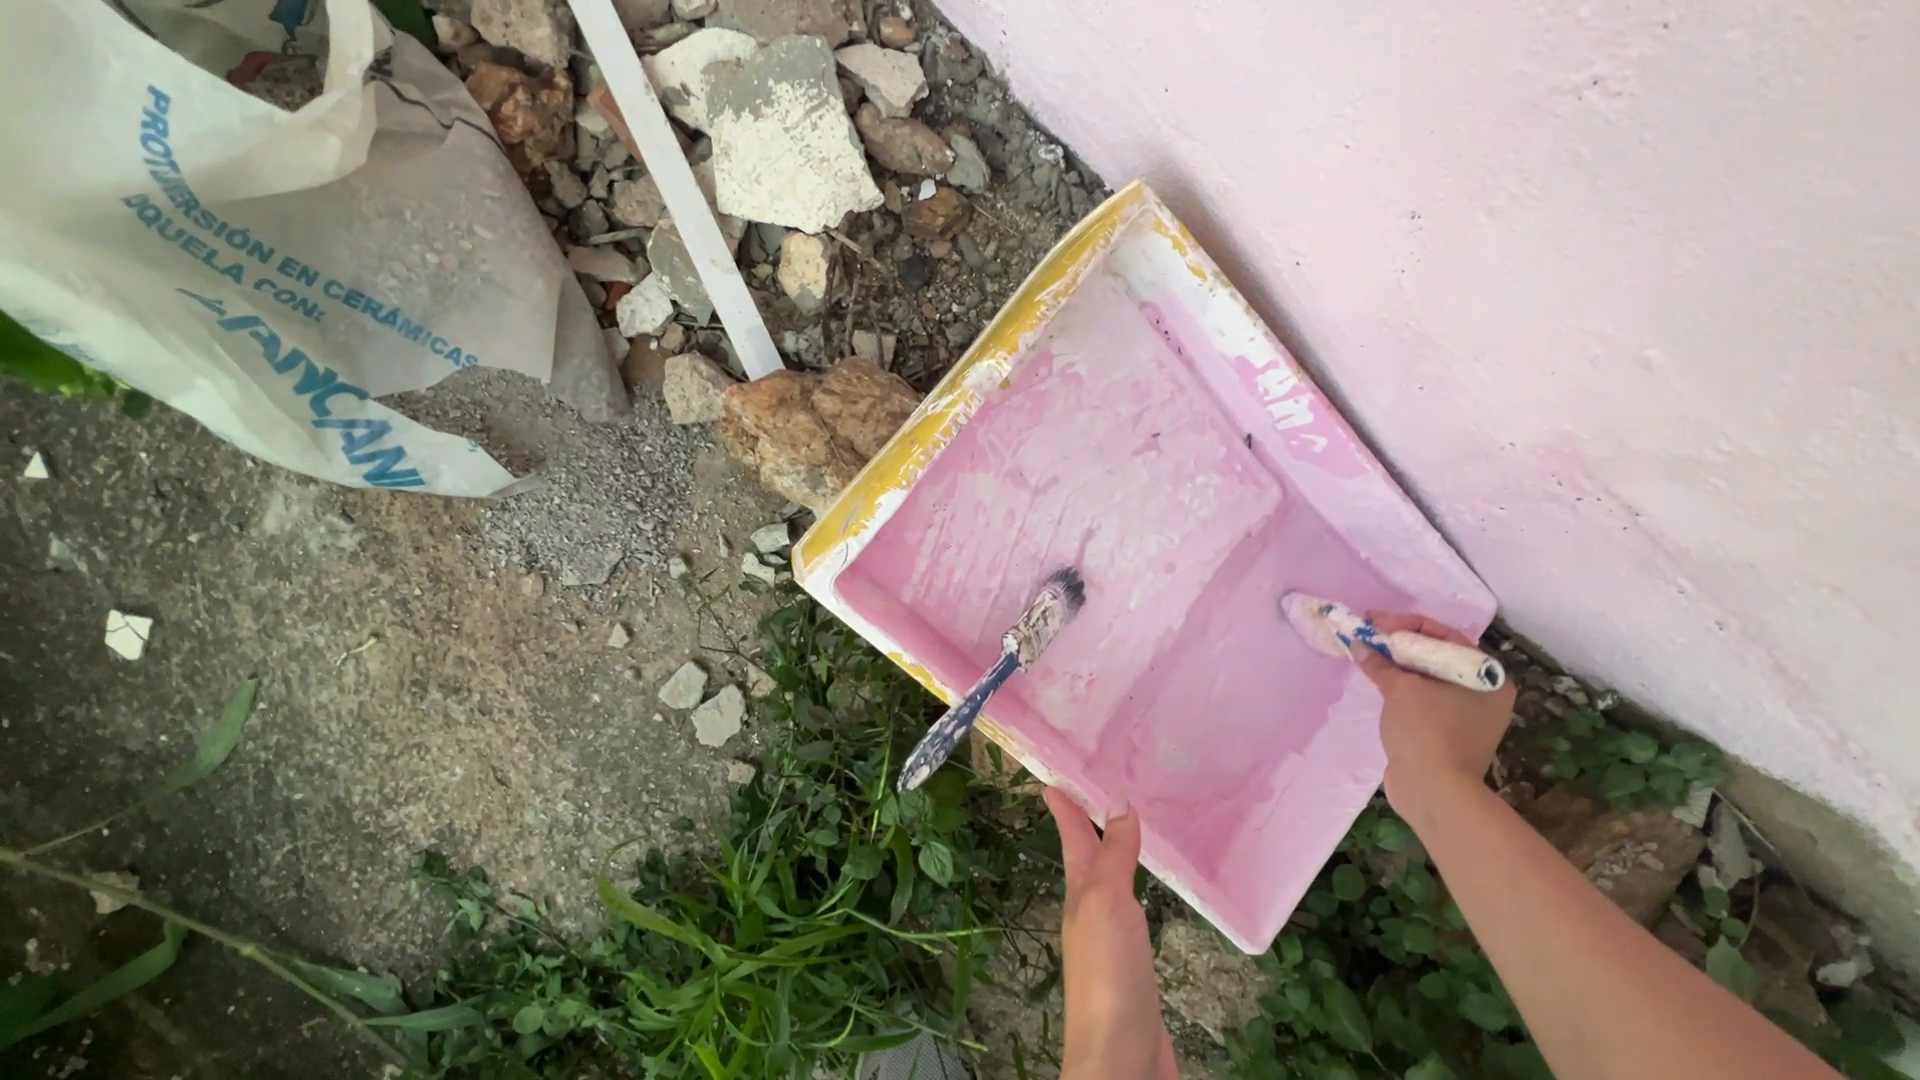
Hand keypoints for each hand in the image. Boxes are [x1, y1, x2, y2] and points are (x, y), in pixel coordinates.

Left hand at [1042, 787, 1177, 1079]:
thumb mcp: (1105, 903)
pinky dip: (1138, 889)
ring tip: (1131, 827)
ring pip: (1110, 881)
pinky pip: (1133, 911)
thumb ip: (1113, 856)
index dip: (1063, 804)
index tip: (1053, 772)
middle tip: (1102, 786)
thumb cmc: (1108, 972)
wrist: (1121, 1059)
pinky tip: (1149, 889)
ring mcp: (1111, 938)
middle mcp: (1090, 909)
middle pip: (1088, 855)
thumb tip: (1118, 803)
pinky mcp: (1134, 963)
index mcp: (1079, 891)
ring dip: (1115, 852)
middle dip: (1090, 822)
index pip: (1071, 836)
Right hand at [1352, 612, 1517, 821]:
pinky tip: (1377, 678)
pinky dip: (1400, 685)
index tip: (1373, 621)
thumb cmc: (1427, 730)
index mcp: (1487, 676)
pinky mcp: (1447, 731)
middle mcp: (1483, 692)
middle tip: (1367, 632)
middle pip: (1435, 655)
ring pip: (1427, 676)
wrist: (1434, 791)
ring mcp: (1466, 714)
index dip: (1405, 624)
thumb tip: (1359, 643)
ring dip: (1396, 663)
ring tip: (1366, 651)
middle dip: (1398, 642)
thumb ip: (1380, 662)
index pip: (1444, 636)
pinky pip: (1422, 696)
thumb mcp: (1401, 688)